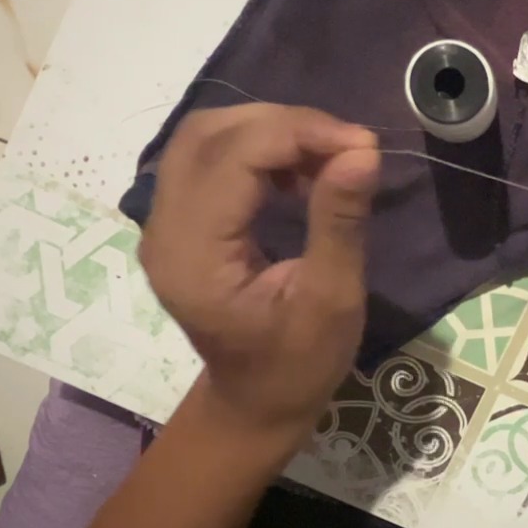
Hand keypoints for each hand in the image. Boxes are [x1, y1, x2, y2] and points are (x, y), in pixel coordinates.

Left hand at [139, 104, 378, 439]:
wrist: (257, 403)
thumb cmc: (299, 364)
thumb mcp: (332, 300)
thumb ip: (339, 222)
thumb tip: (363, 151)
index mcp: (195, 255)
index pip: (234, 157)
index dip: (299, 133)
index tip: (364, 143)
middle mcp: (164, 229)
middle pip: (209, 134)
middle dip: (285, 124)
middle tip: (349, 145)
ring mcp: (163, 223)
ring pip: (205, 137)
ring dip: (270, 130)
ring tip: (328, 153)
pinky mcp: (179, 222)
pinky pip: (209, 158)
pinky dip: (258, 147)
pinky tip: (299, 169)